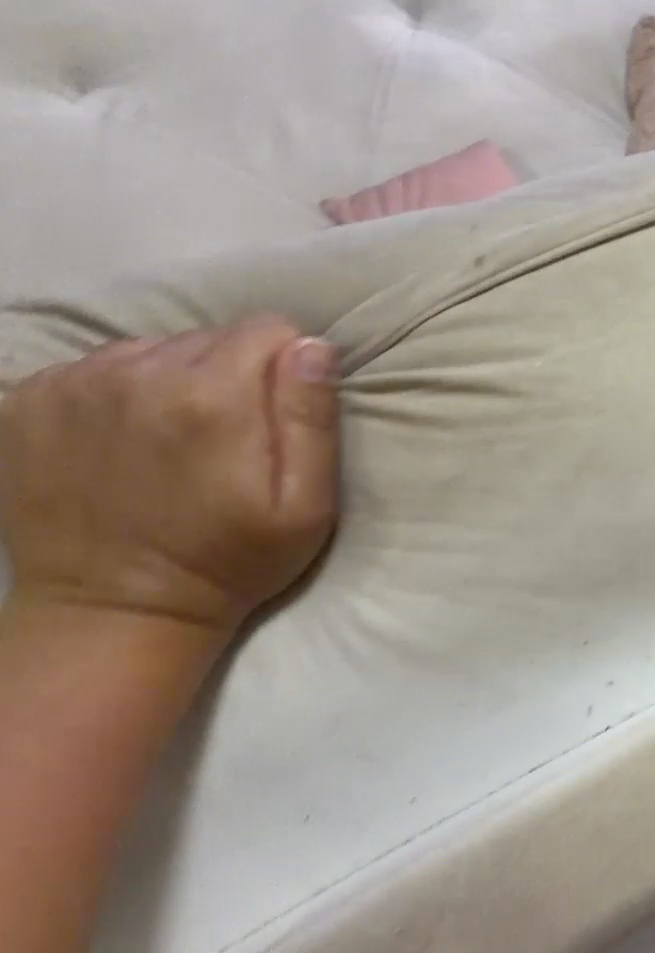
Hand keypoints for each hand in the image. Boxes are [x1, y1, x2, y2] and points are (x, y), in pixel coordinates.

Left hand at [0, 317, 340, 638]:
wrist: (118, 607)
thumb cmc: (235, 559)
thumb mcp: (307, 504)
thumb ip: (311, 419)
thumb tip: (312, 347)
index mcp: (214, 397)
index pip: (269, 329)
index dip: (290, 365)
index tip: (285, 412)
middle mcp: (136, 374)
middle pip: (209, 337)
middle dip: (235, 374)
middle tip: (236, 436)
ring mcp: (71, 384)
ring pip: (151, 348)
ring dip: (176, 381)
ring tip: (182, 438)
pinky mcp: (24, 401)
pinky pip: (94, 369)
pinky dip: (120, 393)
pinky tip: (129, 441)